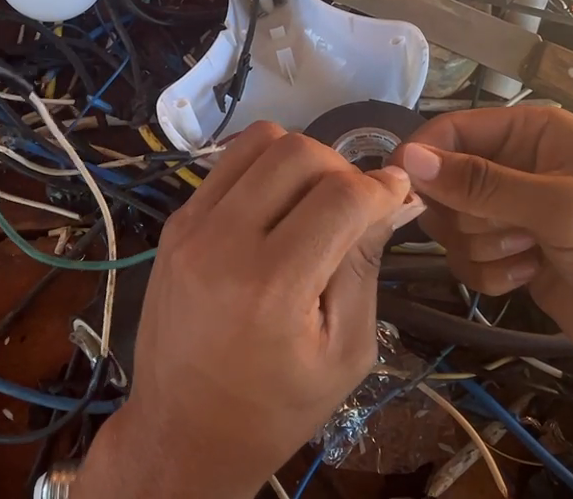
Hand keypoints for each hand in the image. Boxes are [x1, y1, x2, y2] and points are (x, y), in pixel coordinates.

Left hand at [77, 122, 420, 498]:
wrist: (182, 432)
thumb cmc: (275, 408)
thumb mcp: (345, 354)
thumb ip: (365, 266)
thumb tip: (390, 197)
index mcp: (273, 286)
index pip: (341, 196)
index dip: (380, 187)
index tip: (396, 195)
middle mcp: (225, 241)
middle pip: (298, 152)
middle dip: (341, 168)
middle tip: (354, 203)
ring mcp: (192, 225)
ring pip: (259, 140)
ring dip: (300, 158)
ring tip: (314, 198)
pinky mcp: (176, 222)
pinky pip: (227, 162)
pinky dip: (263, 167)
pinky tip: (277, 205)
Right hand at [392, 107, 572, 383]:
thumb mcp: (566, 209)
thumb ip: (484, 184)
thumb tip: (407, 157)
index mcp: (532, 132)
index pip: (453, 130)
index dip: (425, 157)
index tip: (403, 190)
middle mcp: (517, 166)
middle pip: (444, 181)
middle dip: (469, 214)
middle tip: (513, 232)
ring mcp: (514, 214)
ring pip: (452, 224)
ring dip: (483, 247)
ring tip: (532, 256)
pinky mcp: (513, 256)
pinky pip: (467, 259)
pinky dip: (491, 274)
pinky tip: (530, 278)